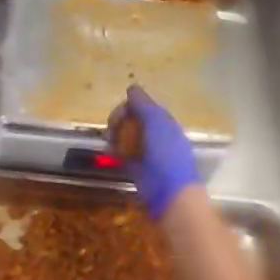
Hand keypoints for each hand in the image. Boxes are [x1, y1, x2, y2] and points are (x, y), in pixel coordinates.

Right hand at [113, 85, 200, 218]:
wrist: (169, 191)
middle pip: (131, 120)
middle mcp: (155, 134)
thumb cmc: (165, 153)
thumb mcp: (156, 121)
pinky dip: (115, 152)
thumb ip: (143, 104)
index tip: (117, 117)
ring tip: (110, 144)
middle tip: (111, 132)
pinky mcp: (137, 168)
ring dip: (115, 137)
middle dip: (118, 122)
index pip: (140, 106)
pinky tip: (111, 155)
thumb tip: (131, 88)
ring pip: (125, 137)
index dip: (126, 108)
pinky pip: (123, 154)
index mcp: (163, 120)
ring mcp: (146, 151)